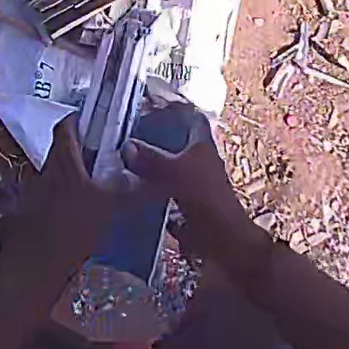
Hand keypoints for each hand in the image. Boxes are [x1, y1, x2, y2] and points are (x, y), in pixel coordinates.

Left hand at [0, 114, 117, 311]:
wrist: (34, 270)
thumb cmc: (70, 229)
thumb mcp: (110, 207)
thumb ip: (135, 192)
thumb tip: (163, 181)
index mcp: (63, 160)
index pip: (66, 126)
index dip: (80, 117)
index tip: (99, 116)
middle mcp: (48, 171)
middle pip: (64, 149)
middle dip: (85, 146)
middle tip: (111, 149)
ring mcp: (39, 194)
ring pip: (62, 173)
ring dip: (80, 172)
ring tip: (106, 179)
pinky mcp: (38, 216)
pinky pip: (59, 196)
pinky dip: (74, 197)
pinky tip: (91, 210)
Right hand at [122, 103, 270, 276]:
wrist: (226, 244)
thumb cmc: (206, 200)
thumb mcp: (176, 174)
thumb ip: (151, 159)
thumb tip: (126, 145)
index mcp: (202, 145)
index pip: (190, 117)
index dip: (173, 107)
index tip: (147, 104)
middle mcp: (200, 161)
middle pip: (177, 141)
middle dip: (155, 136)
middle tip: (127, 133)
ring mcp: (195, 183)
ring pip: (170, 165)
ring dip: (151, 163)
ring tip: (123, 159)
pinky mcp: (188, 205)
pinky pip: (165, 190)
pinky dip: (150, 188)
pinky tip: (131, 190)